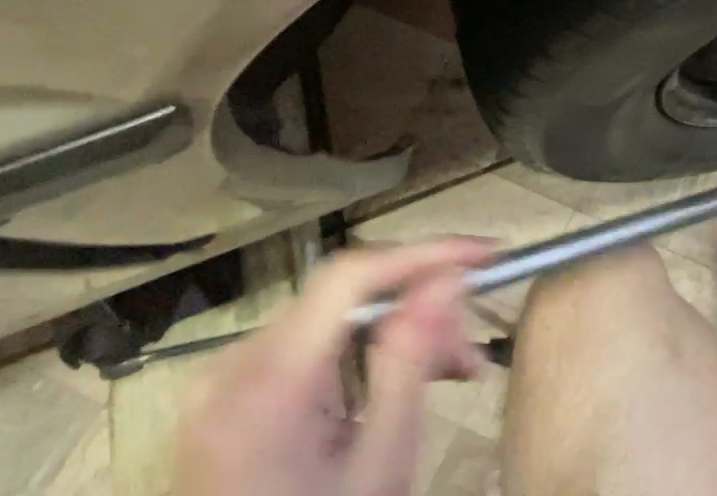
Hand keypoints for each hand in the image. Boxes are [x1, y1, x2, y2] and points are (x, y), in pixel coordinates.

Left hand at [174, 238, 490, 495]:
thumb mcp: (381, 462)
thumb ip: (411, 362)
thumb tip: (449, 278)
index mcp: (263, 385)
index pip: (351, 276)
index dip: (427, 253)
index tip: (490, 255)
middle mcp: (231, 368)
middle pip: (350, 298)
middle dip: (423, 310)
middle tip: (472, 353)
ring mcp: (226, 381)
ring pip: (340, 318)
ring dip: (403, 333)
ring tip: (454, 372)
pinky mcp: (232, 394)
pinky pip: (317, 345)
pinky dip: (369, 353)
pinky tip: (405, 381)